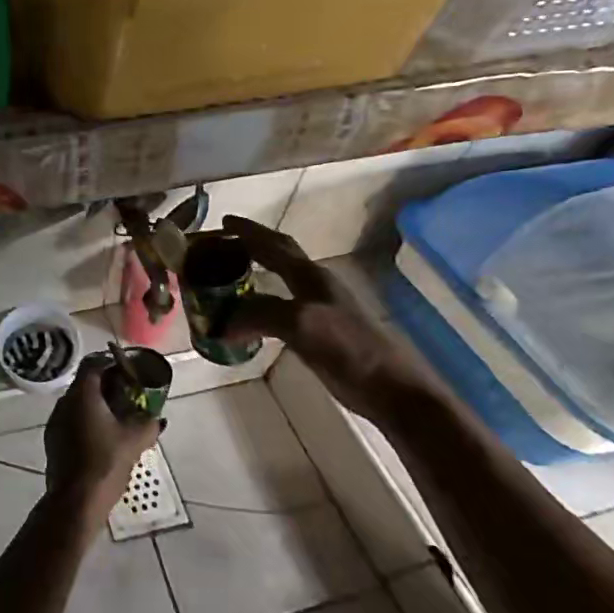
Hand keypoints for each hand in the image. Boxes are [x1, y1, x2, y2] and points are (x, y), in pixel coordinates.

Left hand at [43, 357, 162, 517]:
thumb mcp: (134, 442)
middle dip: (107, 385)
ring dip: (97, 403)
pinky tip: (102, 435)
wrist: (75, 498)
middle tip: (129, 394)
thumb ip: (148, 423)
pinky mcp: (53, 437)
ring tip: (118, 416)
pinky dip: (87, 419)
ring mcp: (56, 419)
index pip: (93, 365)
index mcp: (82, 395)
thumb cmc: (105, 463)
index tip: (129, 370)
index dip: (112, 363)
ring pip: (78, 401)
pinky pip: (71, 418)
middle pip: (85, 383)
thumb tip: (158, 416)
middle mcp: (65, 401)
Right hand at [220, 215, 438, 423]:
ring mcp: (320, 309)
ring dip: (255, 272)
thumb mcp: (298, 323)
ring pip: (280, 281)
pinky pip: (280, 307)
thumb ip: (257, 315)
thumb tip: (220, 324)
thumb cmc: (349, 349)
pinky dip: (259, 303)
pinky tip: (250, 314)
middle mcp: (316, 286)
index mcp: (311, 277)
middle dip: (251, 246)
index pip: (275, 244)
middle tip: (220, 246)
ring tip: (227, 276)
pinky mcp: (319, 333)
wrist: (393, 391)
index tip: (224, 221)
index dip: (249, 231)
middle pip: (280, 256)